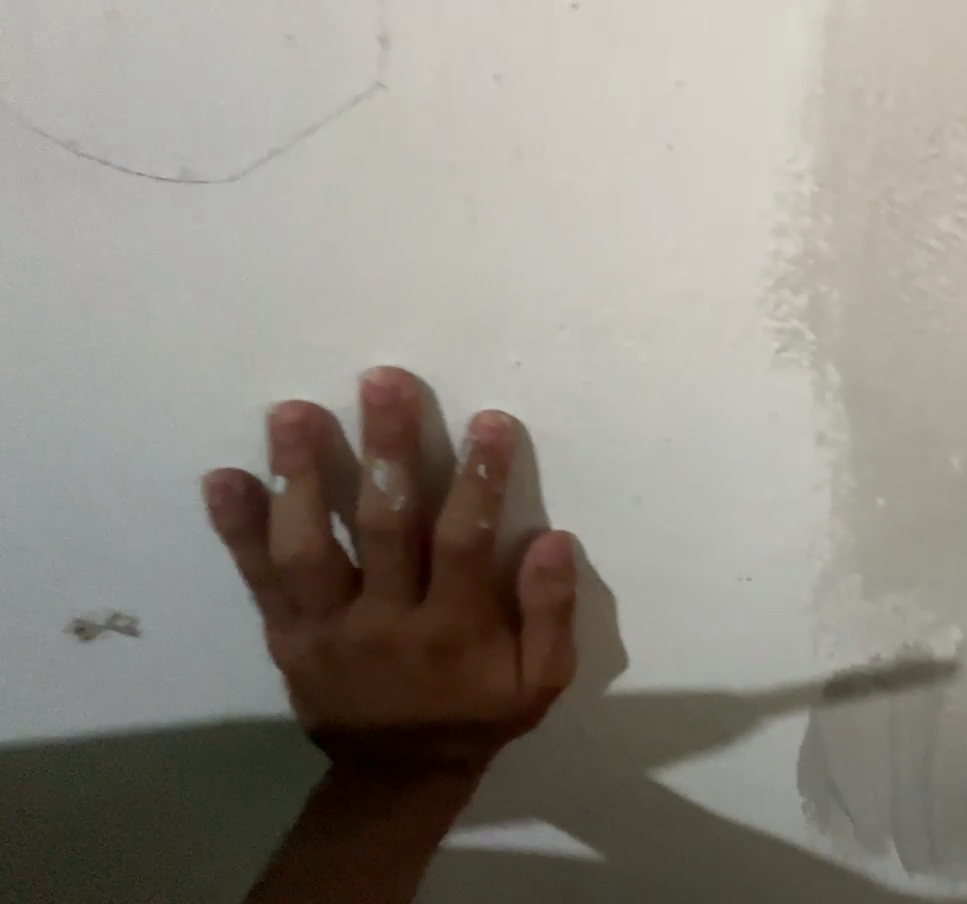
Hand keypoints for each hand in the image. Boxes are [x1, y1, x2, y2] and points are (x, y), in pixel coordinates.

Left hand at [202, 366, 577, 781]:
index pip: (463, 539)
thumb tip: (552, 540)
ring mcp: (326, 627)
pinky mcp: (288, 635)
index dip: (478, 477)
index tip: (489, 420)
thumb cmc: (483, 714)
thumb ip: (551, 612)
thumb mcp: (543, 677)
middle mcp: (384, 619)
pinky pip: (259, 580)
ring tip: (294, 411)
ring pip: (307, 545)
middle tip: (384, 383)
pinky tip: (224, 477)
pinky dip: (237, 529)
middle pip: (382, 525)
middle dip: (386, 449)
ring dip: (300, 474)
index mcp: (452, 627)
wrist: (399, 775)